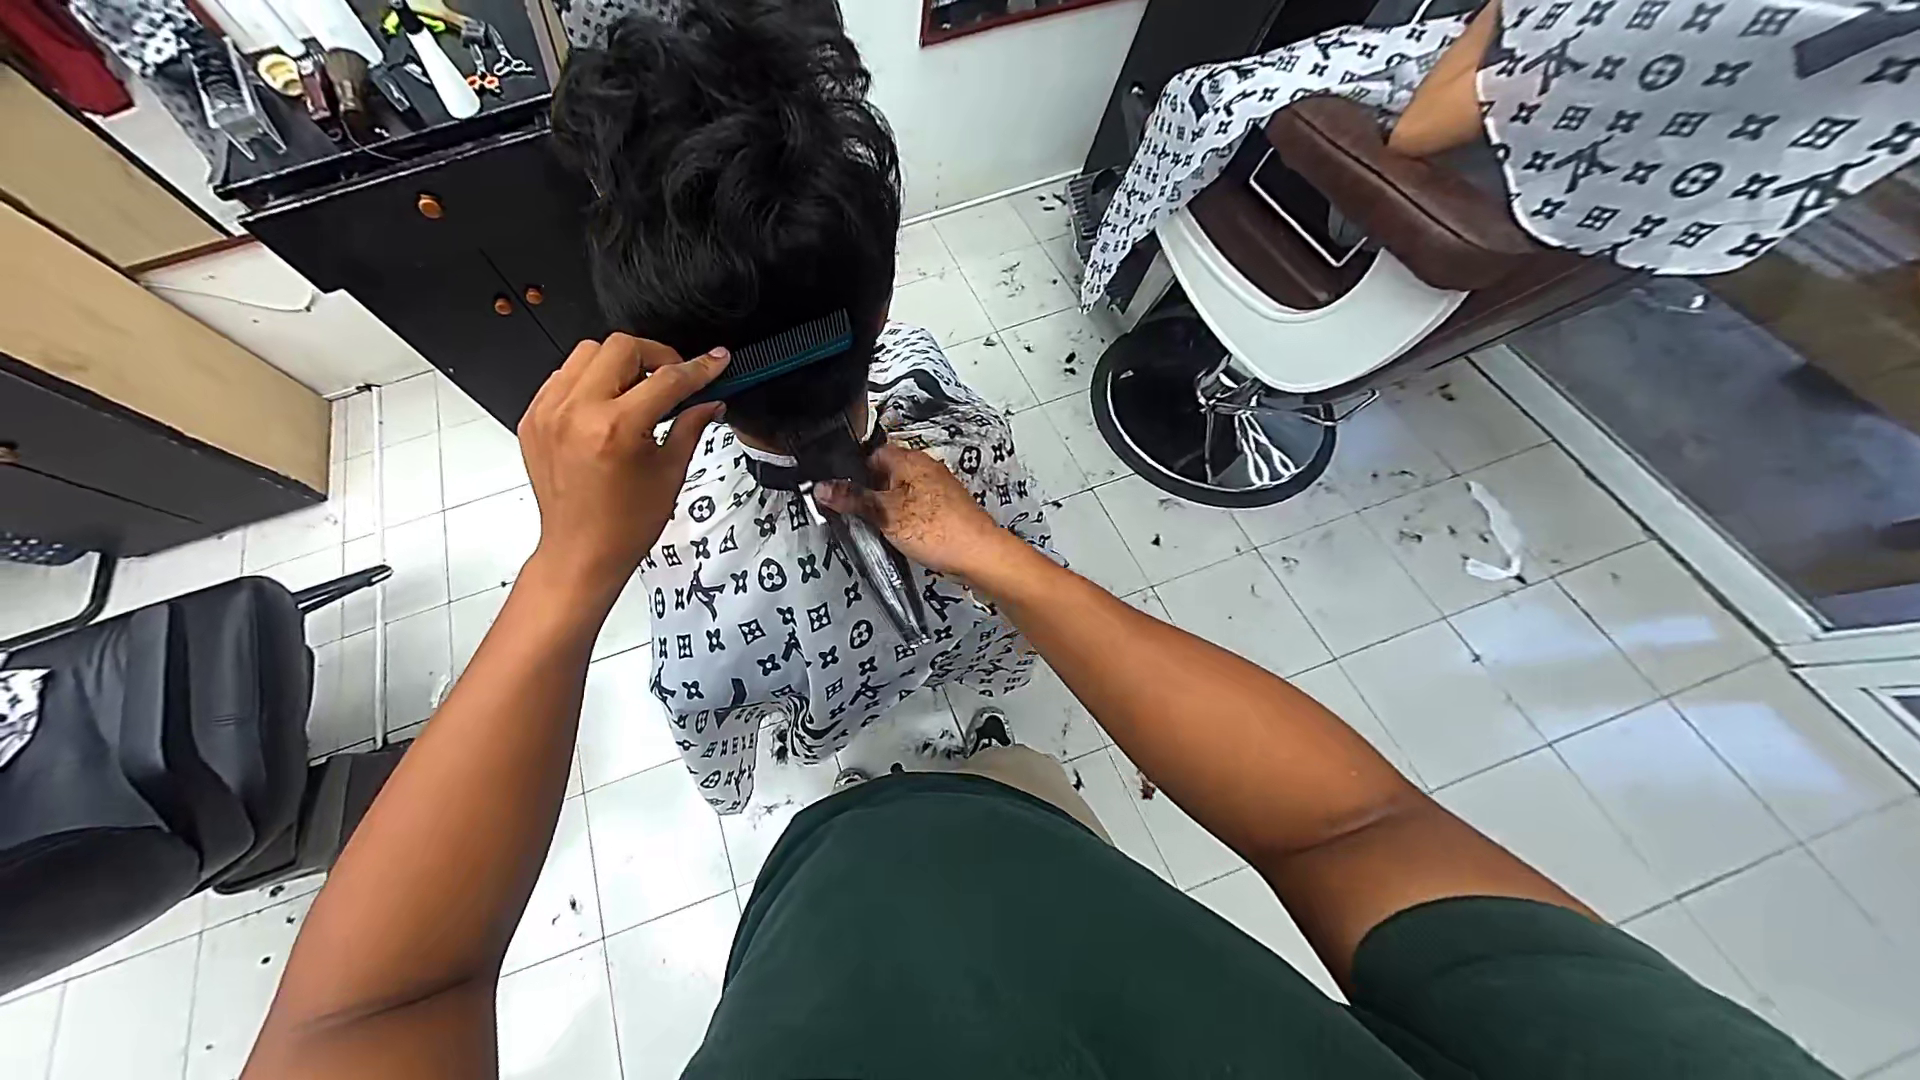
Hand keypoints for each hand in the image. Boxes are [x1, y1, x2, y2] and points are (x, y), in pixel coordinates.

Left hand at [517, 334, 727, 596]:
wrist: (583, 549)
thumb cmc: (624, 523)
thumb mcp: (671, 471)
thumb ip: (691, 426)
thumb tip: (709, 402)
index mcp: (616, 428)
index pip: (668, 379)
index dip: (700, 368)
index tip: (716, 361)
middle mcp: (576, 413)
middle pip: (622, 347)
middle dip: (658, 356)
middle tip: (677, 376)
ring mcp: (549, 412)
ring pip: (588, 351)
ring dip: (622, 362)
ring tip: (641, 387)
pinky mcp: (534, 417)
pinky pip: (564, 375)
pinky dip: (592, 378)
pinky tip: (611, 400)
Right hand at [814, 443, 1020, 581]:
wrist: (977, 554)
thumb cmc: (938, 529)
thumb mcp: (885, 514)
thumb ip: (853, 499)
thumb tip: (824, 488)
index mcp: (909, 460)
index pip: (871, 452)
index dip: (853, 470)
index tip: (841, 489)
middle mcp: (925, 469)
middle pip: (885, 474)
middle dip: (870, 493)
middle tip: (857, 513)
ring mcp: (937, 490)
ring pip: (901, 493)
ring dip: (888, 509)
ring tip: (879, 528)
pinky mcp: (944, 510)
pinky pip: (916, 509)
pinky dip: (905, 520)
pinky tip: (902, 536)